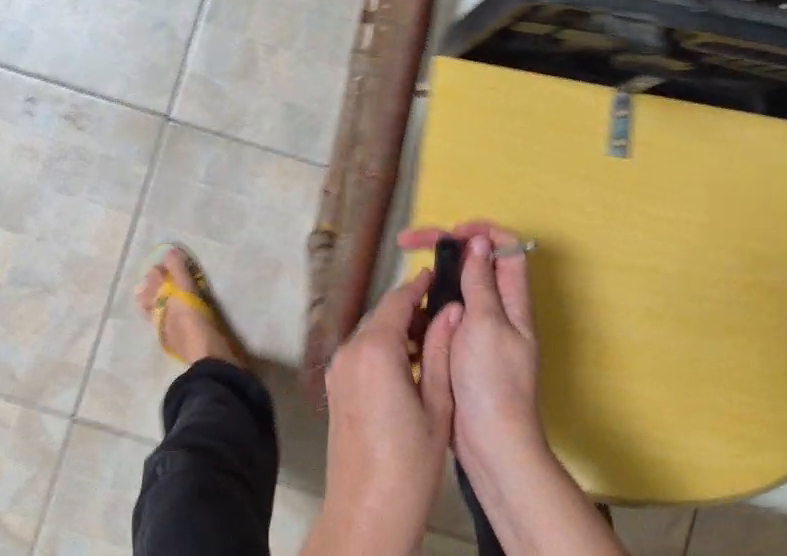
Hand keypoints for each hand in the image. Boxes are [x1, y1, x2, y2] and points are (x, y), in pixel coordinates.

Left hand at [305, 269, 460, 555]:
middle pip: (380, 315)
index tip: (435, 274)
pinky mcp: (335, 389)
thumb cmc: (409, 464)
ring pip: (369, 334)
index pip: (396, 301)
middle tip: (441, 313)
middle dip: (408, 309)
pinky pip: (360, 355)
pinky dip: (382, 350)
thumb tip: (452, 311)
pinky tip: (407, 368)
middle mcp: (349, 352)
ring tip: (430, 342)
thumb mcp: (437, 404)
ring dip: (395, 331)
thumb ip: (441, 351)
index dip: (417, 286)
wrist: (366, 512)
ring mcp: (337, 371)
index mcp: (375, 351)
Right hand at [398, 224, 626, 555]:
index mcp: (512, 300)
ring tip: (406, 284)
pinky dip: (426, 310)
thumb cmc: (492, 382)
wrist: (491, 444)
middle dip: (443, 247)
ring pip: (456, 289)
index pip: (505, 247)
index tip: (447, 233)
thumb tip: (480, 243)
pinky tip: (408, 317)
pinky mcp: (462, 350)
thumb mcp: (486, 324)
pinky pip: (444, 317)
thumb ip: (481, 282)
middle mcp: (499, 310)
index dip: (479, 231)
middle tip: (406, 243)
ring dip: (432, 281)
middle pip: (475, 262)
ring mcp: (480, 331)